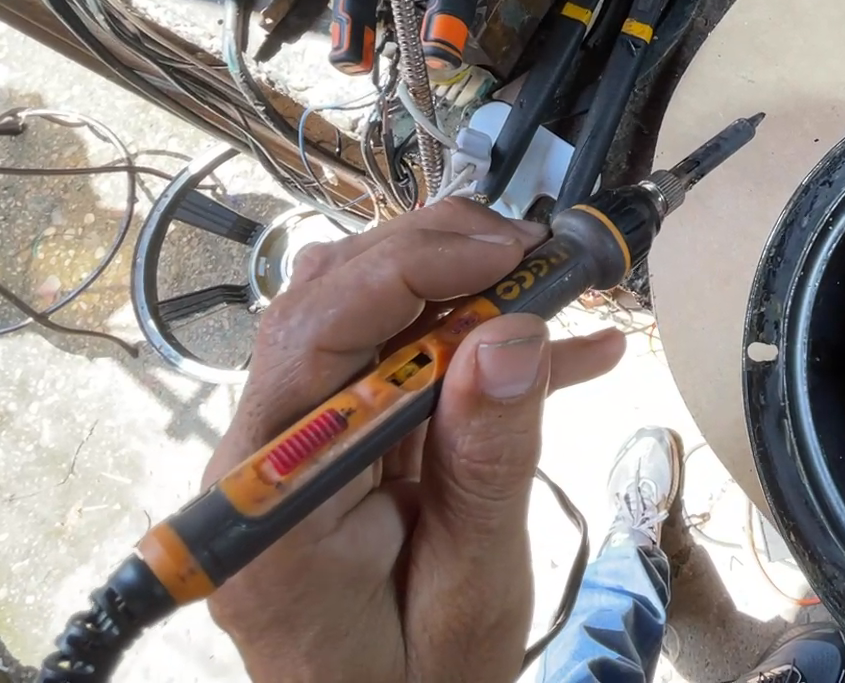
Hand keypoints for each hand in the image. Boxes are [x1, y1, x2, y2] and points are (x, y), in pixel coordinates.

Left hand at [206, 199, 626, 682]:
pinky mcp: (356, 431)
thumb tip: (511, 334)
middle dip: (439, 253)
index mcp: (273, 502)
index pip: (315, 336)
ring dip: (461, 277)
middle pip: (333, 300)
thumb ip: (486, 466)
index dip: (411, 270)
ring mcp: (312, 435)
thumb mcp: (471, 592)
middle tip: (534, 252)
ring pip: (368, 306)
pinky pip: (415, 353)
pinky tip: (572, 348)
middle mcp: (274, 450)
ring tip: (545, 278)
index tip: (510, 254)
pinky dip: (492, 336)